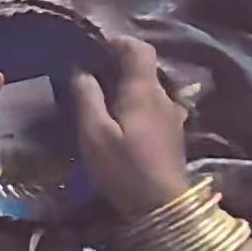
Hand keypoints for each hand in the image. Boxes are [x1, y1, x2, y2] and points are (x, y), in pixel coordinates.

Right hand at [72, 38, 190, 218]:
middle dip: (115, 64)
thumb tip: (79, 71)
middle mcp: (163, 97)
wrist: (164, 208)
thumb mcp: (95, 134)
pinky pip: (150, 105)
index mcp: (144, 91)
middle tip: (86, 74)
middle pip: (143, 67)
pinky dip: (132, 102)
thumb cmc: (125, 168)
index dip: (116, 42)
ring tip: (98, 97)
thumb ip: (86, 97)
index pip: (138, 49)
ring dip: (124, 86)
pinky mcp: (171, 133)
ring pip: (146, 87)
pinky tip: (116, 119)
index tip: (92, 47)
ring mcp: (172, 116)